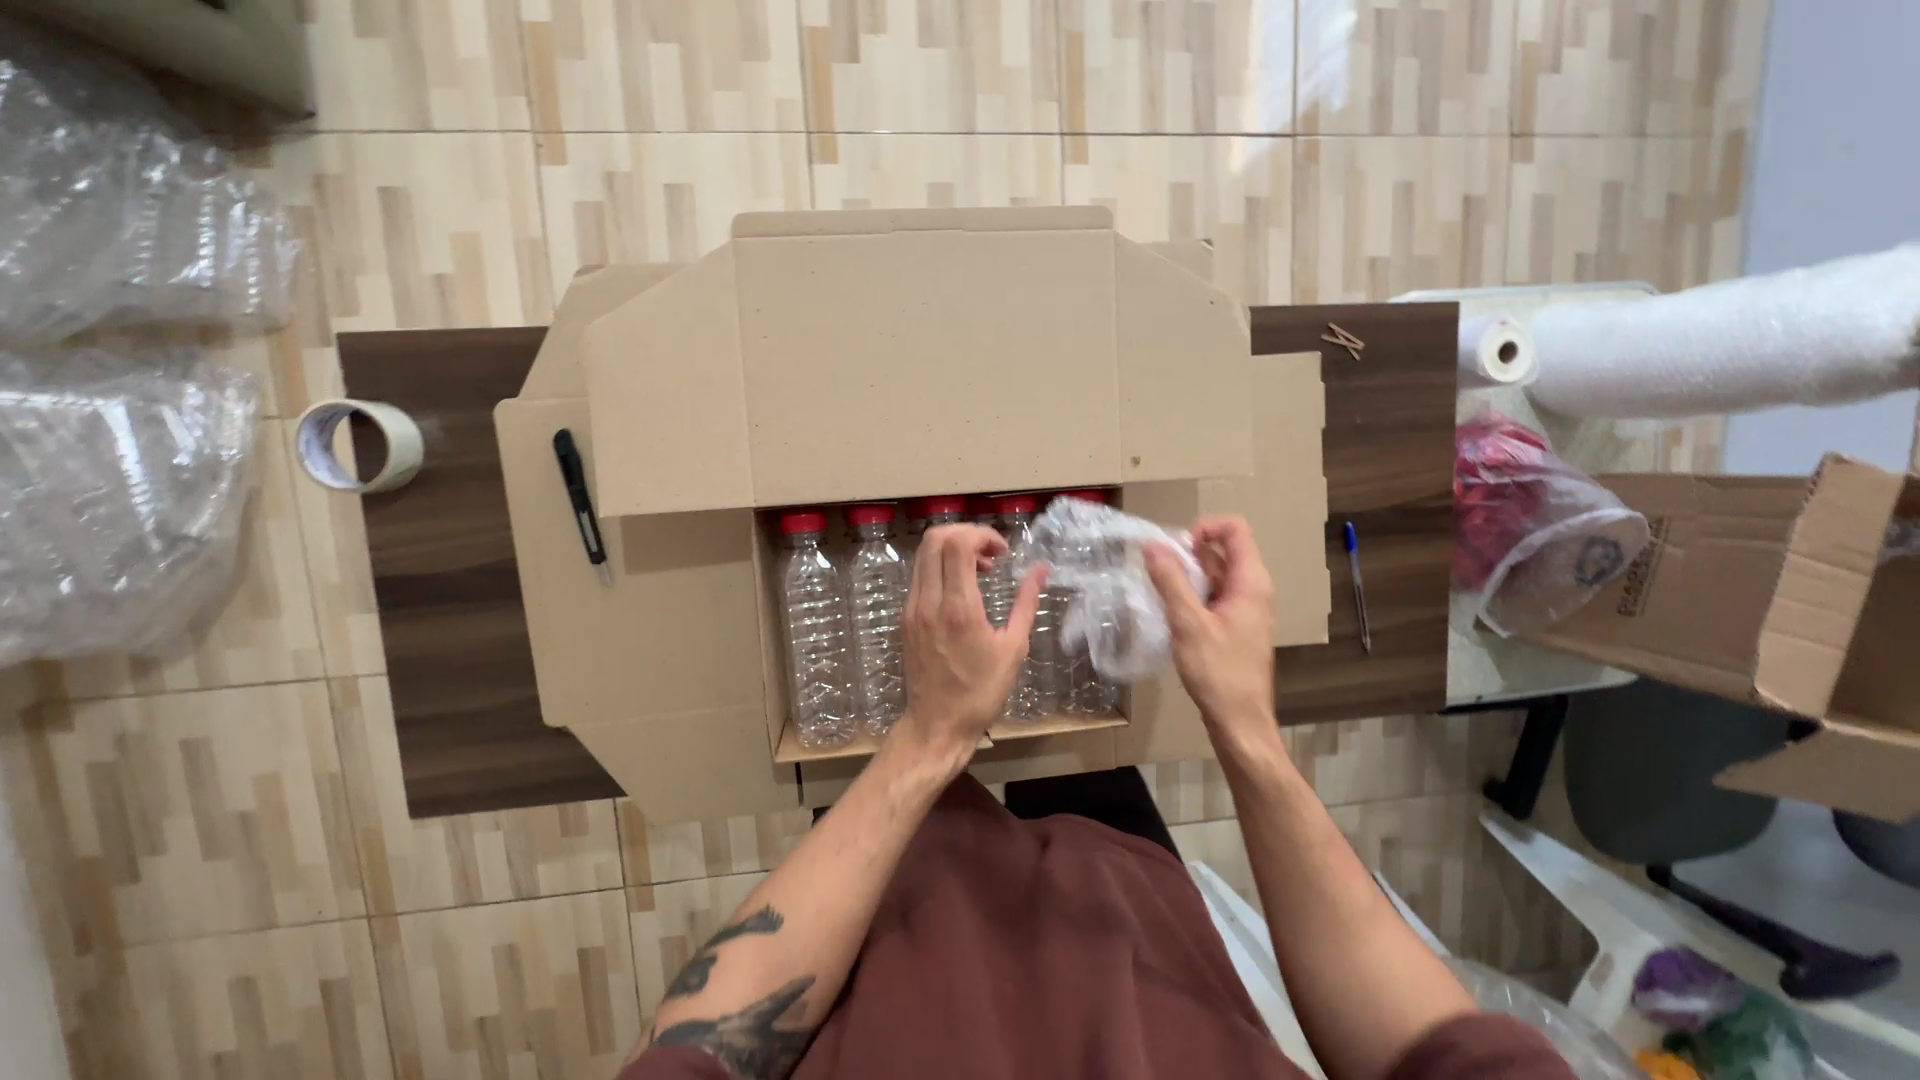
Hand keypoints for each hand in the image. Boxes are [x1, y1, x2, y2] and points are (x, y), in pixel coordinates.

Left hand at [896, 525, 1046, 765]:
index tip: (1003, 552)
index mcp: (959, 608)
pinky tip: (962, 589)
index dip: (982, 535)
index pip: (958, 544)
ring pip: (923, 555)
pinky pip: (920, 576)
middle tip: (990, 553)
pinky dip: (940, 569)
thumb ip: (1026, 604)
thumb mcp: (1013, 649)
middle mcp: (929, 602)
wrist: (937, 725)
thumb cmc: (981, 692)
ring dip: (952, 550)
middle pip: (935, 539)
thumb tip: (1040, 570)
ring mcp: (912, 609)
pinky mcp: (905, 618)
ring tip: (980, 570)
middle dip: (965, 534)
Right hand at [1144, 516, 1277, 750]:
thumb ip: (1170, 581)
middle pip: (1221, 551)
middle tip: (1158, 573)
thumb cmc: (1218, 672)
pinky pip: (1212, 597)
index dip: (1205, 527)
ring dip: (1186, 577)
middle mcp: (1252, 589)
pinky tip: (1170, 615)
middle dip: (1187, 554)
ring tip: (1159, 594)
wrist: (1239, 721)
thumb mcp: (1188, 624)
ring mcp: (1244, 609)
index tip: (1176, 547)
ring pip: (1213, 575)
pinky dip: (1191, 597)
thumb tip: (1153, 544)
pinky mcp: (1234, 627)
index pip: (1235, 529)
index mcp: (1250, 582)